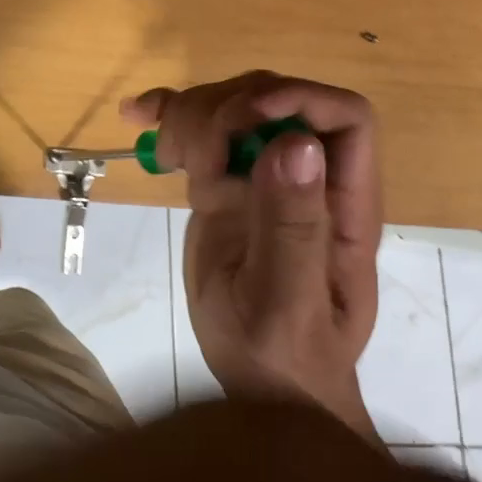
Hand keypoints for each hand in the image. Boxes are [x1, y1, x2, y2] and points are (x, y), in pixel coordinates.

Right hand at [122, 71, 381, 436]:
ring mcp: (261, 177)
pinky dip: (165, 115)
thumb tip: (295, 143)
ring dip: (189, 114)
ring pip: (231, 106)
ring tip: (164, 157)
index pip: (345, 118)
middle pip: (275, 99)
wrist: (262, 382)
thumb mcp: (288, 299)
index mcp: (342, 202)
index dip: (296, 100)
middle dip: (225, 110)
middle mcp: (306, 178)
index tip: (240, 119)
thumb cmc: (284, 353)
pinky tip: (136, 115)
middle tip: (185, 156)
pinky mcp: (222, 185)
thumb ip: (292, 225)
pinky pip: (197, 132)